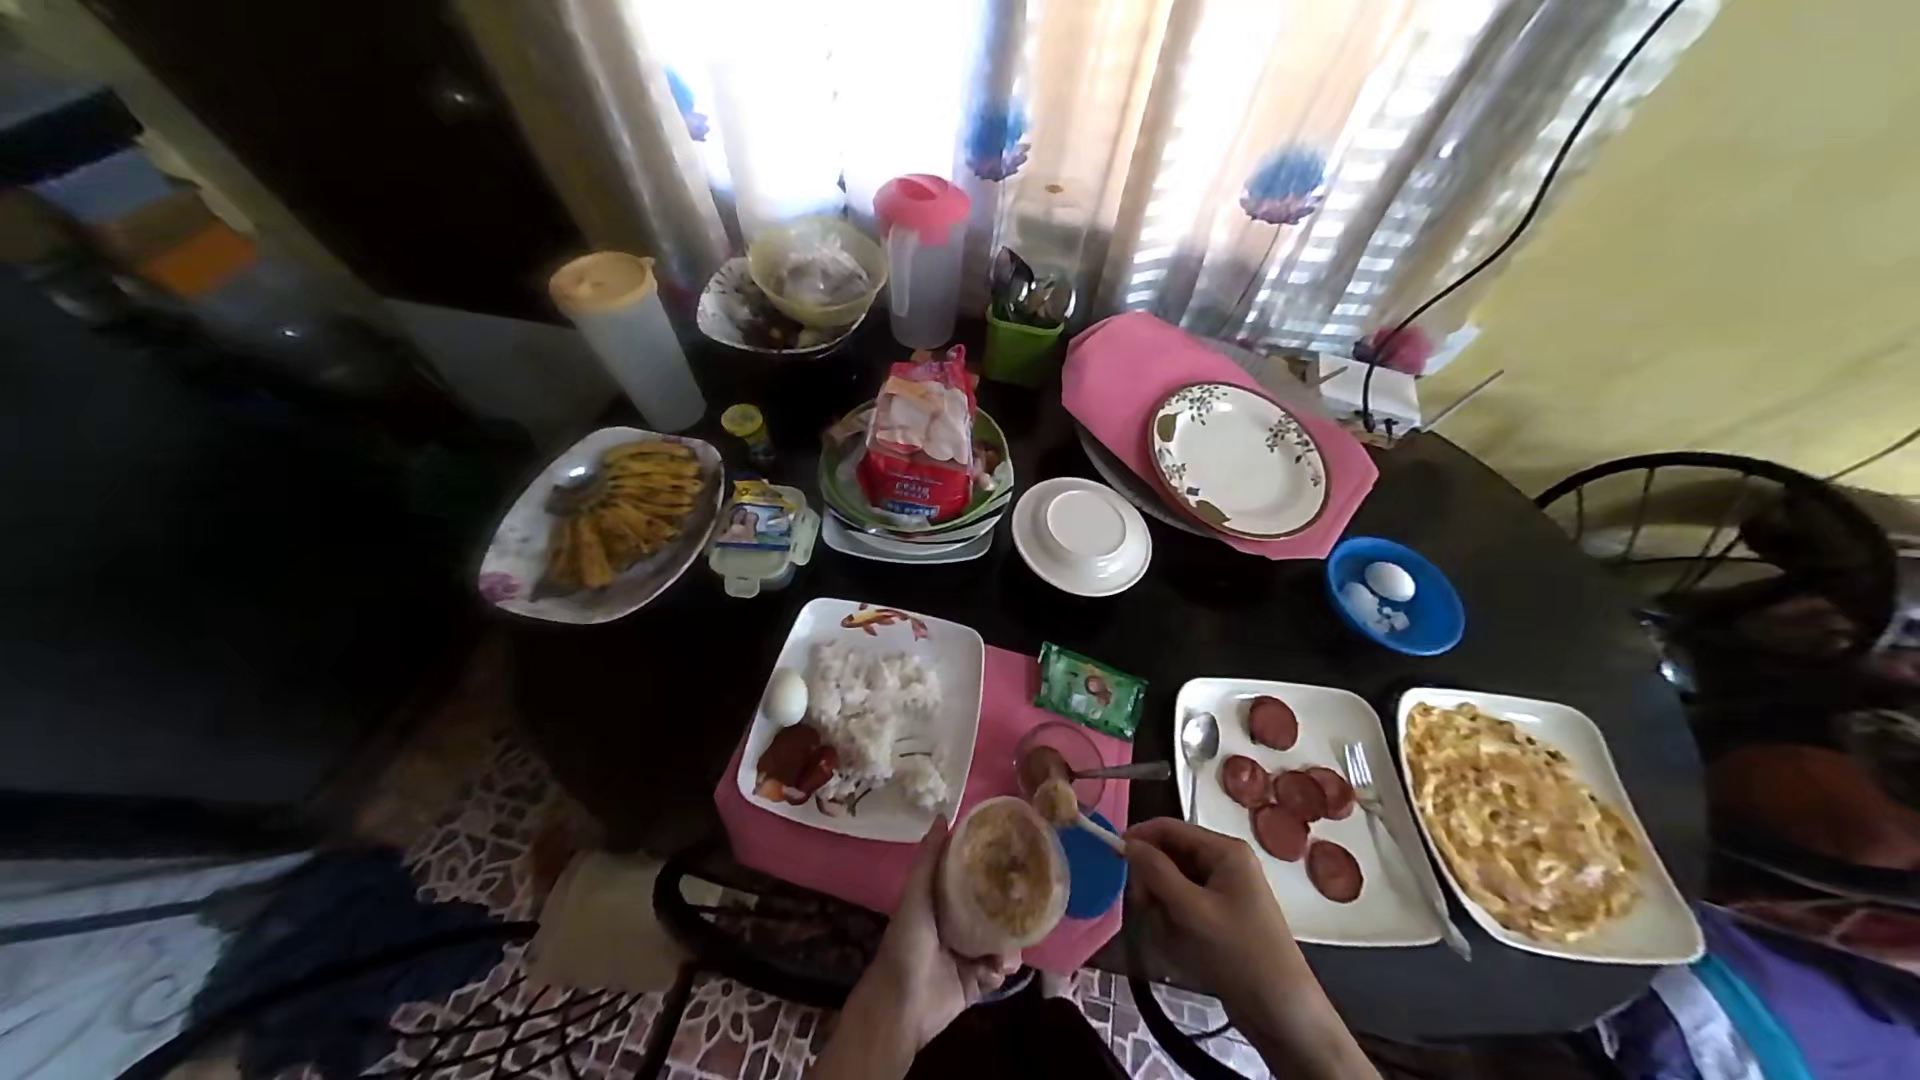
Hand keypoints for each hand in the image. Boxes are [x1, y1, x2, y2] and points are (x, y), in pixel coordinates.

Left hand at [870, 817, 1022, 1046]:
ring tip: (1008, 948)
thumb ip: (929, 857)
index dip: (991, 866)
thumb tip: (943, 815)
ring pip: (1002, 939)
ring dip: (1009, 943)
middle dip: (1009, 908)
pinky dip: (1001, 969)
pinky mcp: (977, 981)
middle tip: (1026, 903)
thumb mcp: (916, 893)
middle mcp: (958, 923)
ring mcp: (969, 953)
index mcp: (942, 900)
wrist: (903, 1004)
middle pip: (993, 908)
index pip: (972, 876)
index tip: (1013, 856)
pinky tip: (997, 969)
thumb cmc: (907, 941)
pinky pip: (1000, 969)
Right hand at [1125, 818, 1377, 1079]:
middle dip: (1152, 880)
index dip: (1139, 837)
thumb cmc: (1239, 954)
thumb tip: (1126, 843)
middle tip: (1144, 907)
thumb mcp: (1192, 911)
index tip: (1113, 858)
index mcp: (1225, 850)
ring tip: (1169, 934)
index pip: (1170, 828)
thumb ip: (1156, 872)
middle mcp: (1224, 862)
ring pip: (1173, 881)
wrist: (1283, 1014)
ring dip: (1162, 905)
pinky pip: (1183, 904)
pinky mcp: (1220, 914)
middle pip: (1170, 854)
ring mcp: (1224, 889)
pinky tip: (1180, 944)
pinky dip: (1174, 920)